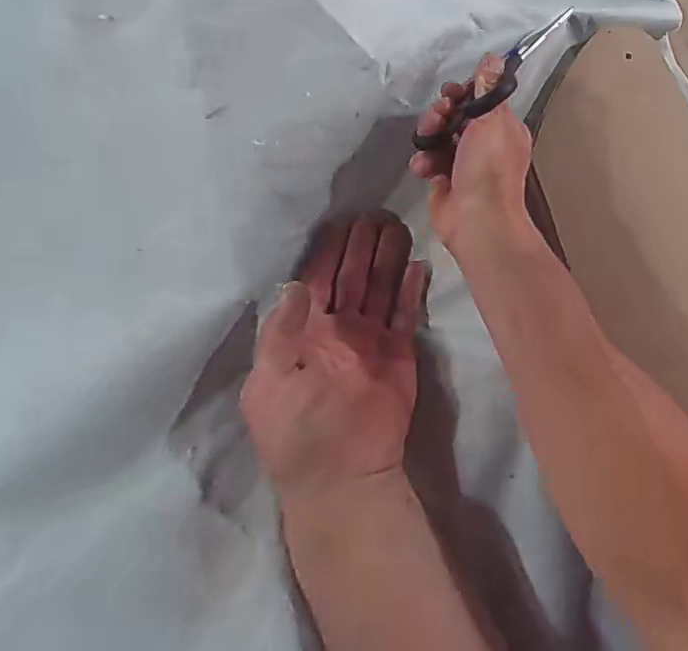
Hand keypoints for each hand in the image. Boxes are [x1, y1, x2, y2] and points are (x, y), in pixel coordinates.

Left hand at [241, 213, 430, 504]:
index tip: (342, 221)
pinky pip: (407, 313)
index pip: (317, 280)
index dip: (328, 251)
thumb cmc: (295, 431)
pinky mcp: (400, 351)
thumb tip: (296, 283)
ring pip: (381, 287)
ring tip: (398, 227)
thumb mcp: (269, 382)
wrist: (342, 474)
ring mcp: (371, 339)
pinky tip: (417, 265)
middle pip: (354, 276)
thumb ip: (281, 332)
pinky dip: (411, 289)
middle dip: (362, 246)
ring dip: (388, 258)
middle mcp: (339, 329)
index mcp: (304, 334)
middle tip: (377, 214)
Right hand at [408, 55, 534, 254]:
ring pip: (439, 135)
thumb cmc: (489, 170)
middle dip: (441, 113)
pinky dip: (425, 161)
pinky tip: (425, 167)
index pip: (482, 99)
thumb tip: (494, 60)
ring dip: (430, 135)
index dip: (465, 93)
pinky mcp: (447, 179)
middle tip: (439, 116)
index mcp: (504, 128)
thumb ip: (489, 89)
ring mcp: (466, 162)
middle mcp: (486, 143)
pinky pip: (430, 159)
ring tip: (429, 142)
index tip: (453, 93)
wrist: (477, 219)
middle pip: (456, 115)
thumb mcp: (492, 121)